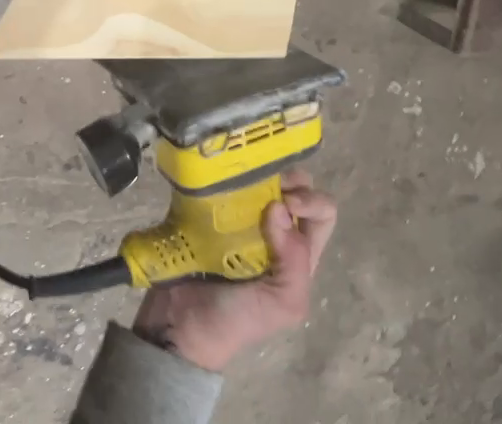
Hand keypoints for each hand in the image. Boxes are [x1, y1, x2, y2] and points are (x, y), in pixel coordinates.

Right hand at [130, 170, 338, 372]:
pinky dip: (219, 177)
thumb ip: (295, 262)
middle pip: (292, 190)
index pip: (322, 214)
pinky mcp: (204, 213)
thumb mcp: (282, 303)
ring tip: (236, 176)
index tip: (285, 202)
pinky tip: (213, 176)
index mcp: (297, 255)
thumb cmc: (236, 320)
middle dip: (284, 180)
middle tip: (261, 182)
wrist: (179, 327)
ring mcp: (237, 221)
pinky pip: (217, 186)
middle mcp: (272, 233)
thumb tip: (278, 207)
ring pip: (256, 183)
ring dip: (252, 174)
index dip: (311, 200)